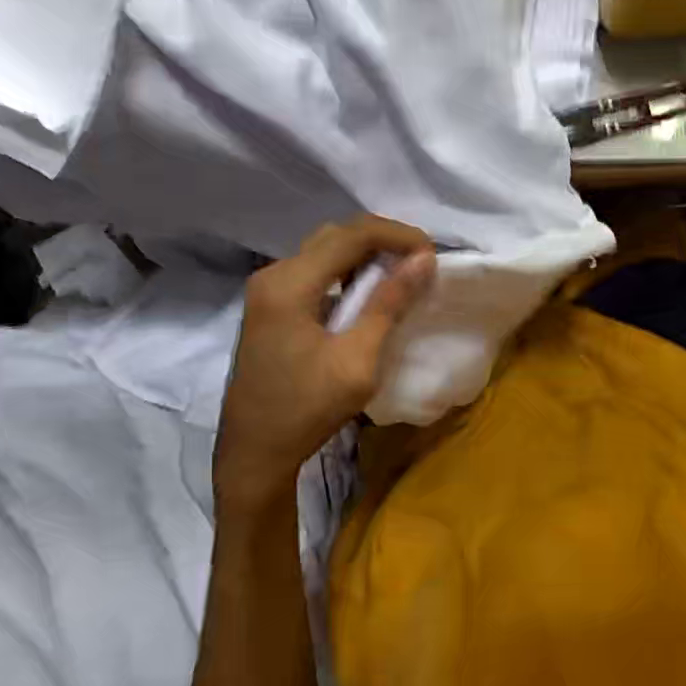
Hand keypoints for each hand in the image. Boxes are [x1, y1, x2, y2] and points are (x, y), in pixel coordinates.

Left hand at [215, 216, 436, 504]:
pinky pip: (314, 271)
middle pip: (336, 235)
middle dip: (383, 241)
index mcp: (290, 283)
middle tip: (419, 263)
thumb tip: (423, 260)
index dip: (398, 236)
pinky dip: (346, 272)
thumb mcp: (358, 360)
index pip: (353, 234)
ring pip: (324, 250)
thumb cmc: (307, 409)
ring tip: (400, 275)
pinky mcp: (270, 305)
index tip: (432, 256)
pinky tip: (367, 294)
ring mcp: (267, 289)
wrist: (254, 451)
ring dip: (364, 255)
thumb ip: (389, 304)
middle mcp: (274, 274)